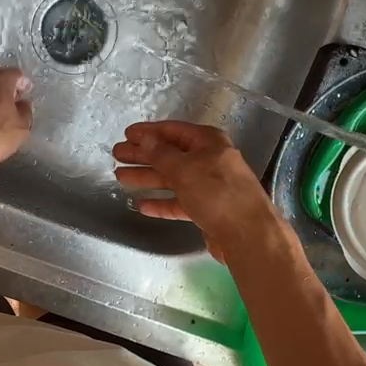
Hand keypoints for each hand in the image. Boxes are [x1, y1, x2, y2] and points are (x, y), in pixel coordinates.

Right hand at [112, 121, 278, 260]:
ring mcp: (209, 186)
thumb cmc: (217, 193)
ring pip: (172, 178)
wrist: (248, 235)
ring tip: (120, 177)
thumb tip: (145, 139)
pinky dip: (161, 202)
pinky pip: (178, 202)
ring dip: (147, 177)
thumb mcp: (184, 169)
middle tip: (117, 155)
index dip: (148, 132)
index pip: (172, 131)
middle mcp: (209, 160)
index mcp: (208, 142)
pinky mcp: (207, 209)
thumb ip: (161, 154)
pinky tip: (141, 205)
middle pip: (170, 154)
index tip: (126, 134)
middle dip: (143, 155)